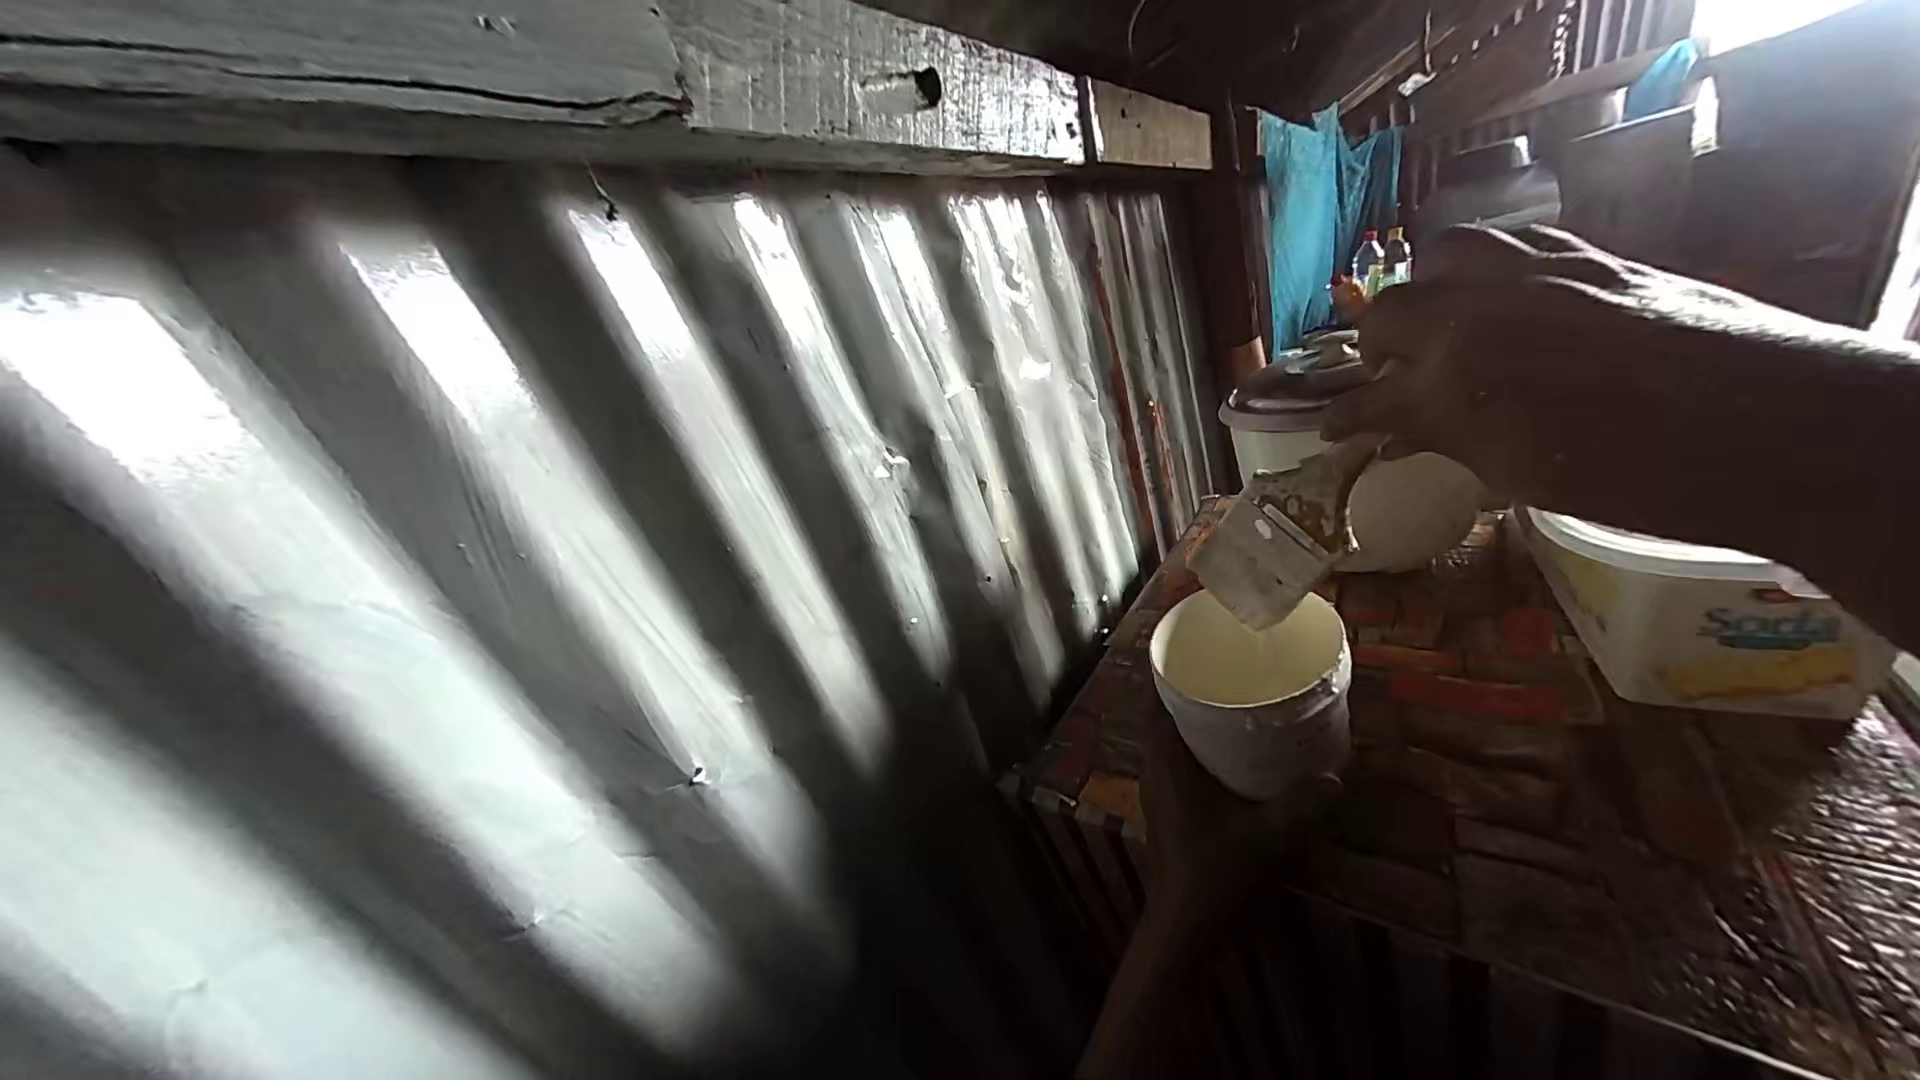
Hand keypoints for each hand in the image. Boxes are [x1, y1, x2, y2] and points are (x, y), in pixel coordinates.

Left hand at [1078, 707, 1338, 1077]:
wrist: (1184, 921)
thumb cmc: (1213, 871)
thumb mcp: (1264, 836)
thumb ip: (1300, 805)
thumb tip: (1338, 776)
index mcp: (1163, 759)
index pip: (1154, 699)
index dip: (1169, 670)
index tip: (1196, 649)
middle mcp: (1153, 765)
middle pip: (1162, 712)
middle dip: (1187, 689)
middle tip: (1225, 670)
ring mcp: (1158, 785)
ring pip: (1168, 736)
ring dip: (1192, 718)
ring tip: (1230, 702)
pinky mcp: (1168, 802)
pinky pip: (1176, 757)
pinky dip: (1196, 744)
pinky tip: (1230, 752)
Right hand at [1321, 225, 1905, 560]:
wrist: (1774, 431)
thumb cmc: (1630, 479)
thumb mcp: (1512, 475)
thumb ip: (1445, 441)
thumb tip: (1400, 438)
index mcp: (1447, 388)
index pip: (1363, 401)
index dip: (1341, 419)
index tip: (1332, 429)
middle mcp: (1474, 320)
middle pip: (1386, 313)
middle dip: (1375, 346)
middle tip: (1390, 373)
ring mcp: (1534, 277)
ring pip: (1445, 251)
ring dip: (1429, 287)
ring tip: (1442, 318)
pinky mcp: (1591, 256)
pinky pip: (1516, 240)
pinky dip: (1491, 266)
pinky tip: (1504, 296)